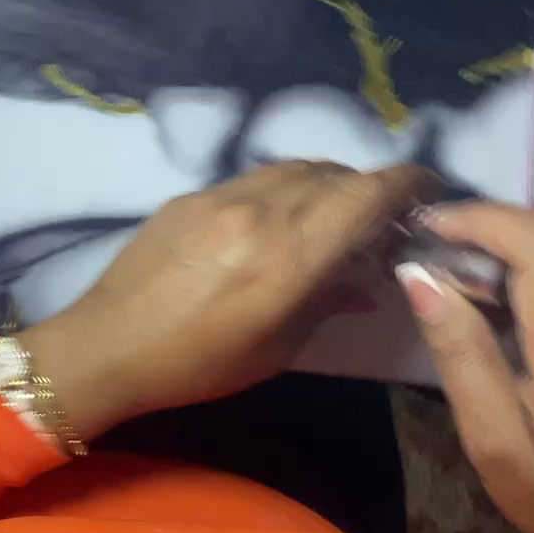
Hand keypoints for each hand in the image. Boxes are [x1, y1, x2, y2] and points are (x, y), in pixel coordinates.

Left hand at [22, 161, 427, 438]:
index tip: (427, 194)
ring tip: (322, 219)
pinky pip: (247, 180)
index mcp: (287, 254)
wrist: (106, 345)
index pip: (368, 192)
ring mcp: (215, 198)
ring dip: (320, 184)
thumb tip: (368, 279)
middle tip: (372, 221)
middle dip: (365, 189)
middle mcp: (256, 211)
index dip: (409, 184)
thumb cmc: (195, 363)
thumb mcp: (275, 348)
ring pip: (289, 169)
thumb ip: (327, 302)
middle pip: (333, 173)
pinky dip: (275, 191)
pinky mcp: (184, 198)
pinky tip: (266, 223)